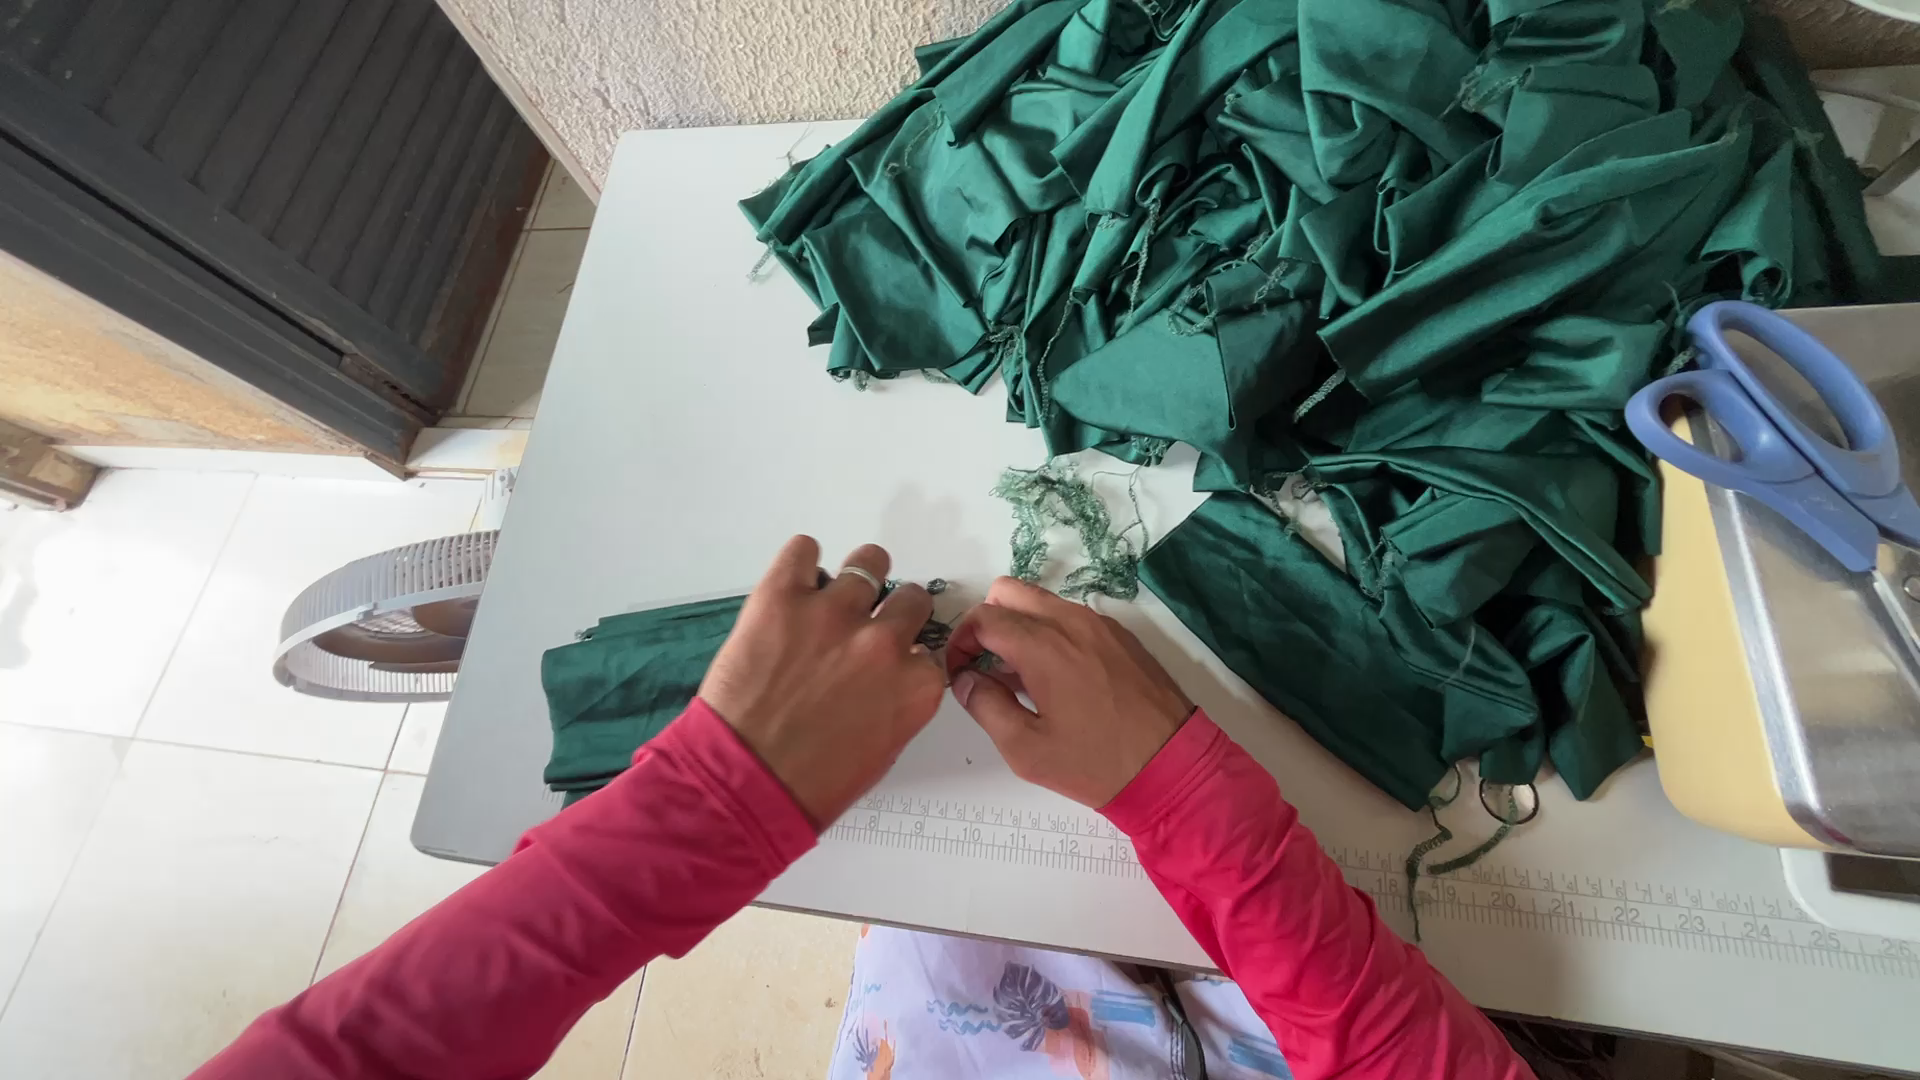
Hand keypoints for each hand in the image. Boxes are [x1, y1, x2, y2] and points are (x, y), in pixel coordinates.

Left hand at [700, 537, 944, 824]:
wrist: (741, 787)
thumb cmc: (812, 786)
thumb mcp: (880, 750)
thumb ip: (896, 702)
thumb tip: (886, 677)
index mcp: (915, 686)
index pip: (928, 651)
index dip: (905, 656)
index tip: (886, 664)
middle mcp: (883, 641)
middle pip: (909, 598)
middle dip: (892, 612)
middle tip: (863, 629)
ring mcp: (833, 613)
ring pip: (868, 560)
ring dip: (859, 576)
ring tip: (834, 595)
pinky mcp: (782, 596)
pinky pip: (803, 550)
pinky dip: (803, 561)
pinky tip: (797, 580)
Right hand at [945, 578, 1192, 807]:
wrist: (1174, 768)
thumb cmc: (1096, 764)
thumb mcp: (1027, 749)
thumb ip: (985, 706)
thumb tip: (965, 679)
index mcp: (1043, 645)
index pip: (983, 618)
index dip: (960, 641)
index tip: (959, 671)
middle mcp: (1070, 621)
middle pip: (1008, 591)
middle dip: (986, 621)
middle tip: (984, 663)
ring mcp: (1099, 624)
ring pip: (1041, 600)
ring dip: (1018, 624)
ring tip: (1018, 675)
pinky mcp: (1119, 634)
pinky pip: (1070, 615)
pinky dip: (1049, 630)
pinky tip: (1055, 676)